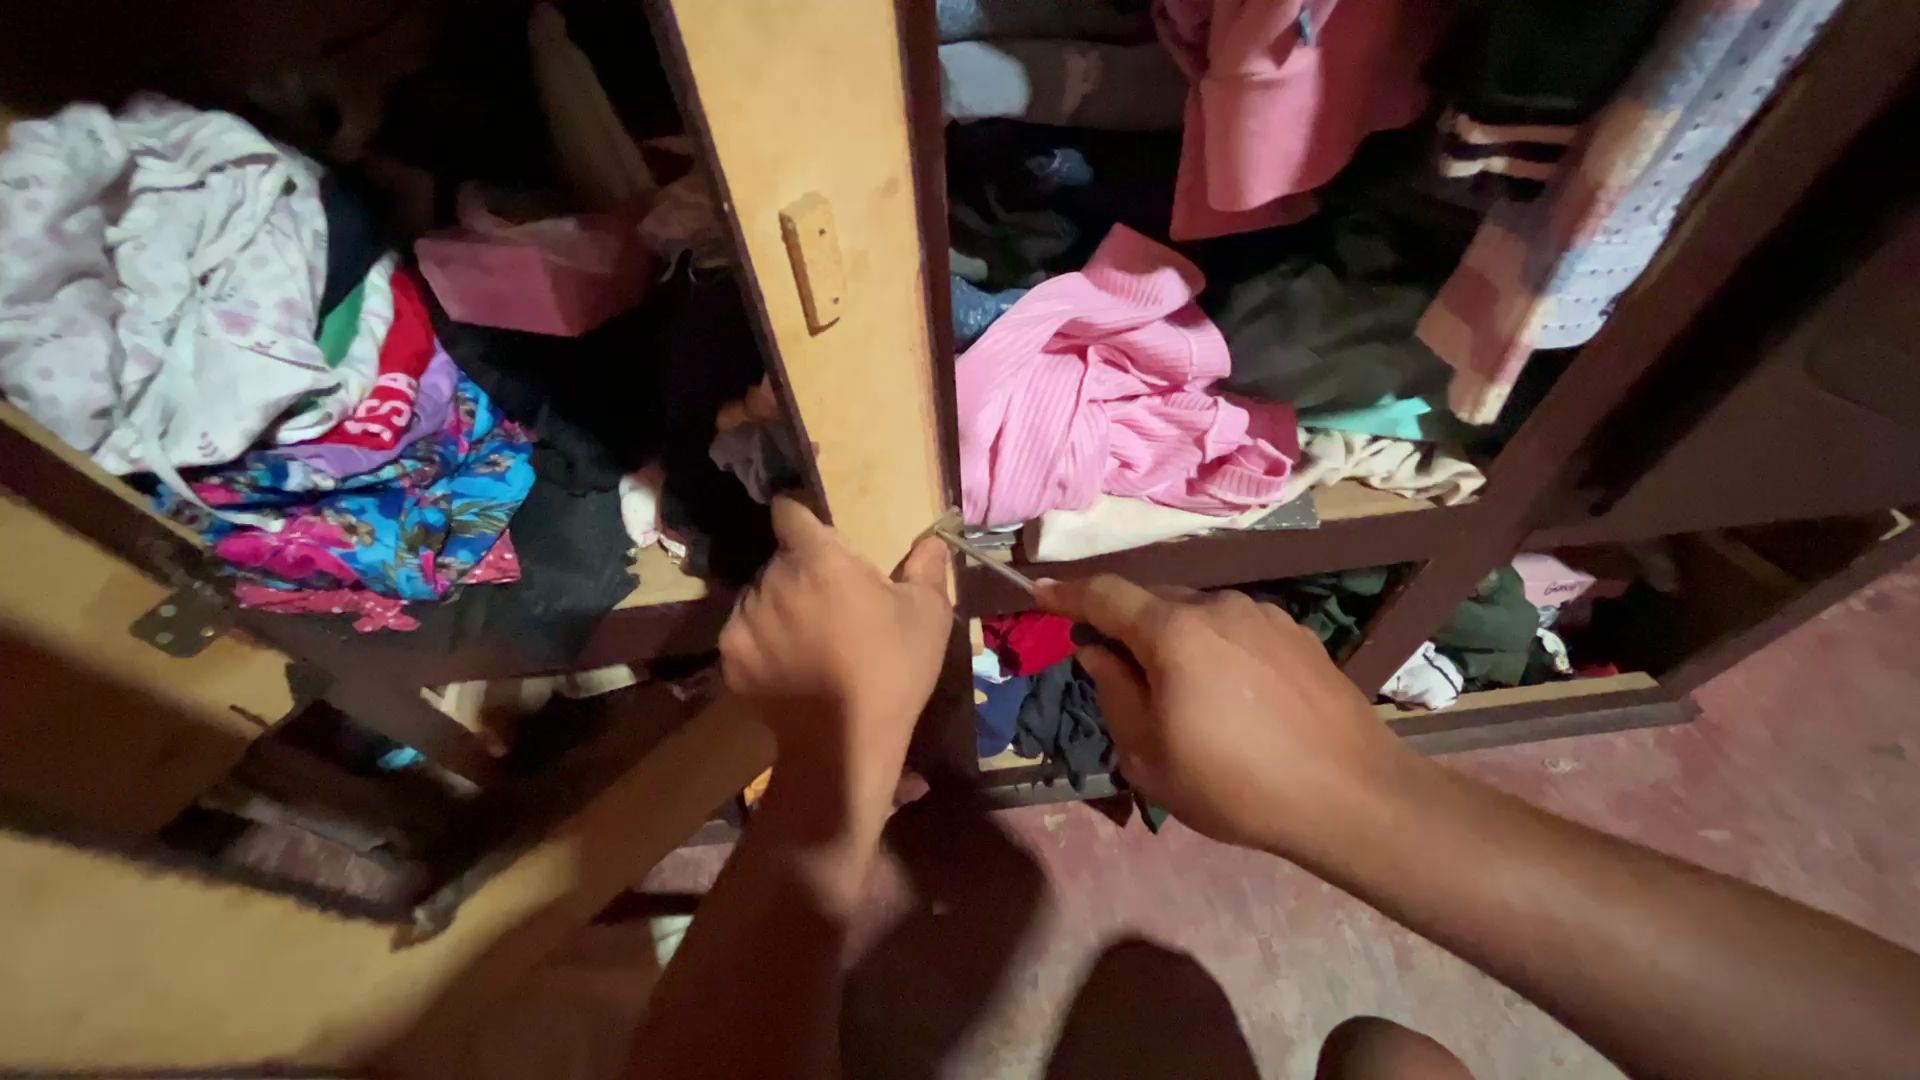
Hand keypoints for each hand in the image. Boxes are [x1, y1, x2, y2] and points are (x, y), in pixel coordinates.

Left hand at [721, 497, 952, 825]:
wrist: (844, 743)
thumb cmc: (893, 670)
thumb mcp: (927, 615)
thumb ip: (926, 567)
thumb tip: (932, 540)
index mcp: (818, 558)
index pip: (789, 512)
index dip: (801, 518)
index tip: (817, 536)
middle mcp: (772, 578)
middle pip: (779, 559)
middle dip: (801, 572)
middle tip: (831, 604)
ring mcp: (744, 619)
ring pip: (759, 595)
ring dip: (779, 605)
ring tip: (810, 640)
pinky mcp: (730, 656)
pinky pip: (745, 633)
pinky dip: (763, 641)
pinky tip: (791, 666)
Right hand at [1038, 575, 1414, 856]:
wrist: (1353, 797)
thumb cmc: (1235, 786)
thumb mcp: (1150, 756)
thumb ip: (1114, 692)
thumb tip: (1097, 652)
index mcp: (1174, 632)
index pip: (1105, 595)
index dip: (1067, 593)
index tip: (1038, 594)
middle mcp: (1217, 607)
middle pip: (1151, 600)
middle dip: (1123, 623)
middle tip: (1114, 664)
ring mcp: (1262, 615)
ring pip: (1195, 612)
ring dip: (1171, 635)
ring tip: (1179, 687)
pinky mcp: (1296, 632)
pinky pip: (1233, 627)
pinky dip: (1212, 644)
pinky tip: (1229, 690)